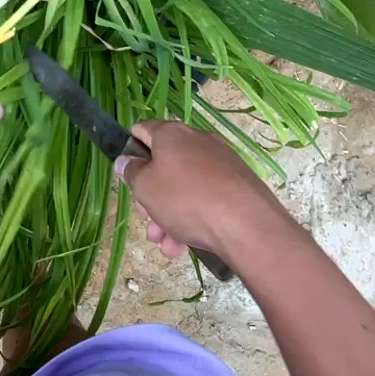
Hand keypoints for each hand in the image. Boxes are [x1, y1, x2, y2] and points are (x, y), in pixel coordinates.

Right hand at [116, 120, 284, 260]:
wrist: (248, 225)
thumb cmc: (186, 199)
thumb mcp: (145, 187)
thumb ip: (131, 172)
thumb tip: (126, 161)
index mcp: (172, 133)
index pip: (142, 130)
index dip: (130, 151)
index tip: (128, 176)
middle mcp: (197, 141)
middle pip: (164, 165)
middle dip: (151, 196)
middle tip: (147, 220)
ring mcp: (221, 162)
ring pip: (184, 187)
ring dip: (169, 215)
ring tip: (166, 245)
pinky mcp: (239, 185)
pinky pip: (206, 197)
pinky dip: (193, 217)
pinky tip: (185, 245)